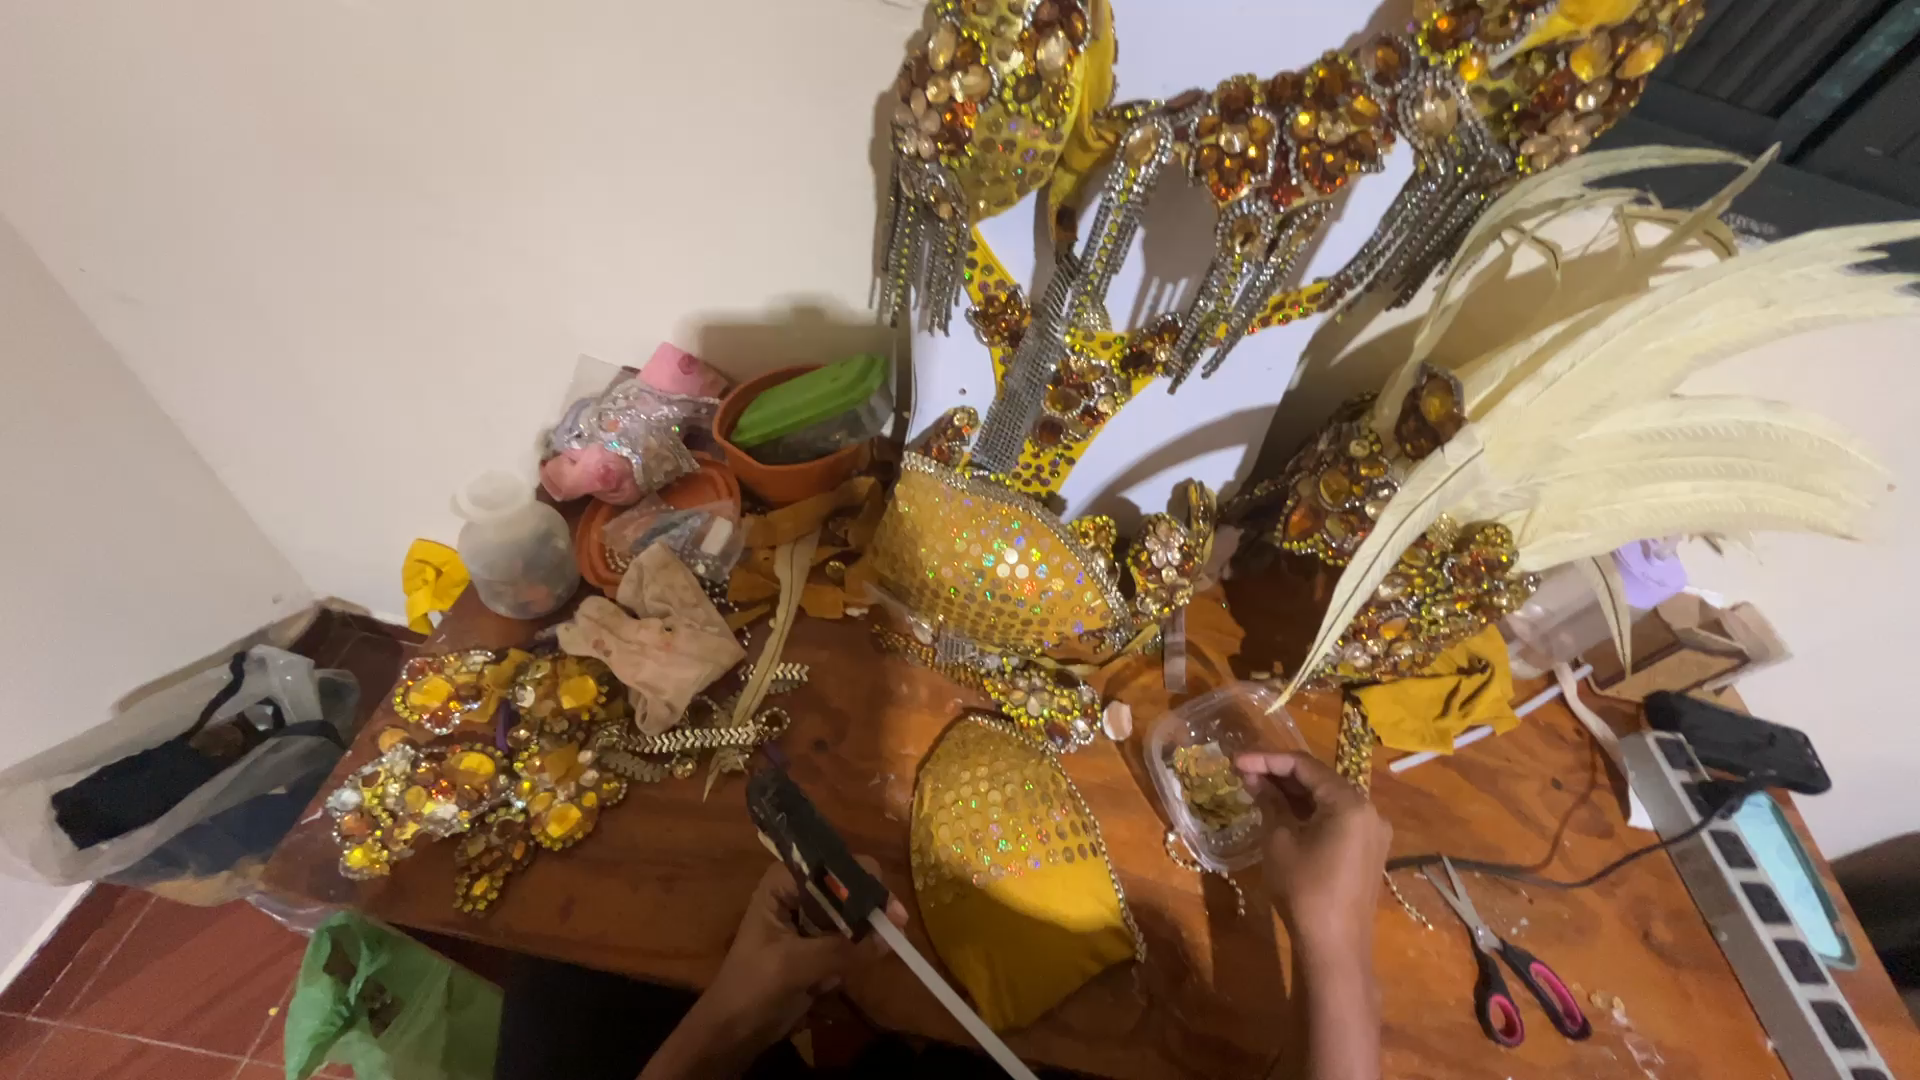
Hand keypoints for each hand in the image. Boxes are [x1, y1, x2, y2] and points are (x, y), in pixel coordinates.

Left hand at [699, 859, 910, 1049]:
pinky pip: (850, 939)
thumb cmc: (752, 987)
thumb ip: (840, 949)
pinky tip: (824, 984)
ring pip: (855, 914)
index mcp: (786, 880)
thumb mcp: (793, 965)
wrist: (733, 1031)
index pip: (835, 866)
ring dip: (857, 941)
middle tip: (895, 932)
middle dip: (868, 913)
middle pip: (850, 886)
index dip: (865, 884)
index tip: (890, 911)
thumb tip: (888, 939)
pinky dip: (848, 959)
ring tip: (836, 973)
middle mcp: (802, 889)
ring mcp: (812, 915)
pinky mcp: (820, 940)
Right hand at [1236, 752, 1390, 954]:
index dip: (1266, 759)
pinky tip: (1279, 810)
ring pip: (1326, 798)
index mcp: (1350, 803)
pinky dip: (1307, 810)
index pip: (1304, 766)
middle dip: (1279, 774)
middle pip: (1318, 779)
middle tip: (1243, 773)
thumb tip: (1254, 778)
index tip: (1235, 761)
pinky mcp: (1365, 849)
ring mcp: (1371, 832)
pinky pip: (1334, 817)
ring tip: (1255, 788)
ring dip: (1292, 792)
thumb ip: (1270, 801)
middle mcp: (1368, 811)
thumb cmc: (1304, 888)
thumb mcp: (1279, 839)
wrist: (1334, 947)